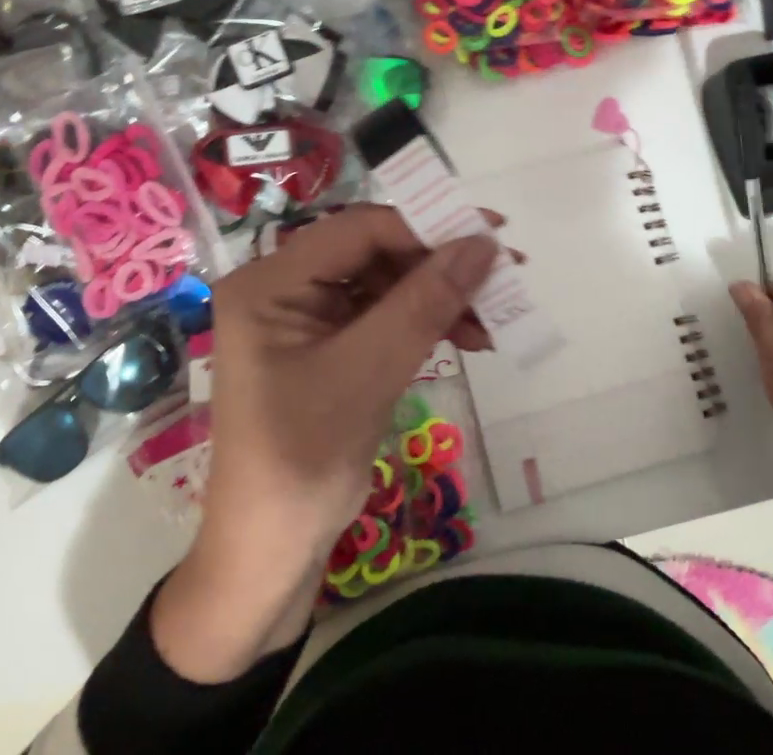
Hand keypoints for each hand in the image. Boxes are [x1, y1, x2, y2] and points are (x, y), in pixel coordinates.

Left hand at [205, 204, 500, 553]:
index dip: (429, 226)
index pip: (359, 229)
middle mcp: (281, 289)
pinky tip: (467, 338)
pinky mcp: (326, 348)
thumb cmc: (305, 455)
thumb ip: (425, 301)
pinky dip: (425, 323)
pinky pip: (383, 317)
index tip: (494, 235)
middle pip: (374, 253)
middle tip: (503, 278)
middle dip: (439, 266)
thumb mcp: (369, 371)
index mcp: (269, 283)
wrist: (272, 546)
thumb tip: (483, 243)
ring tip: (491, 323)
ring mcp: (303, 319)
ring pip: (385, 284)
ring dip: (439, 298)